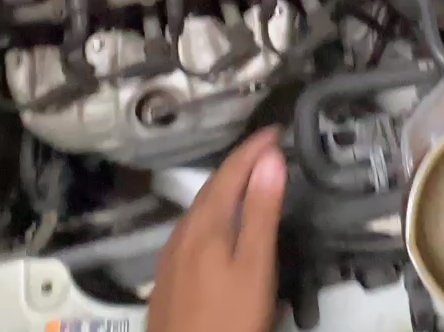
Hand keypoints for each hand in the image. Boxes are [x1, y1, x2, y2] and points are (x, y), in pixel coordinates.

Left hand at [148, 128, 286, 331]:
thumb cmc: (228, 322)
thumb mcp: (254, 268)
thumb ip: (261, 212)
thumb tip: (270, 158)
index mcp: (205, 224)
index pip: (230, 171)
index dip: (253, 148)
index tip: (276, 130)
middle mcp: (182, 233)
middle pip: (212, 187)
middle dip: (240, 164)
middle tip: (267, 151)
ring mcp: (171, 257)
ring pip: (201, 209)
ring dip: (226, 189)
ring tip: (250, 182)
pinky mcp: (167, 280)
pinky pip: (193, 230)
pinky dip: (214, 214)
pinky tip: (222, 229)